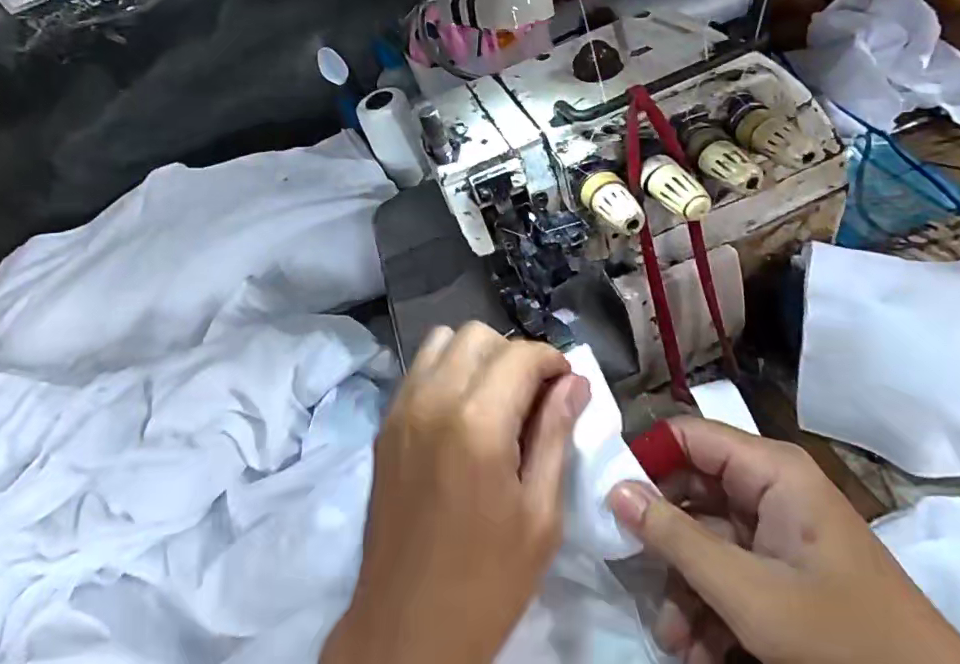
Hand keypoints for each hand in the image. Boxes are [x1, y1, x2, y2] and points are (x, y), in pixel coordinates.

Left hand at [322, 323, 590, 663]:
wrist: (406, 624)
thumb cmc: (488, 579)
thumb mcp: (540, 514)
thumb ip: (555, 435)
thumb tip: (574, 384)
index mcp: (477, 421)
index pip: (520, 354)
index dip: (552, 360)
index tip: (568, 385)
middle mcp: (432, 398)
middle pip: (477, 335)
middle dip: (513, 354)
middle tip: (534, 396)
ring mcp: (401, 407)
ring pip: (441, 341)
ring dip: (476, 357)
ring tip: (497, 399)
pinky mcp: (385, 423)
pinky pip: (418, 369)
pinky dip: (446, 371)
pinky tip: (463, 413)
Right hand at [607, 418, 959, 663]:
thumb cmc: (840, 636)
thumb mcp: (747, 592)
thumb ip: (675, 537)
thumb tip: (615, 489)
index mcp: (770, 471)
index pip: (687, 436)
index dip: (645, 458)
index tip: (608, 495)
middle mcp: (771, 488)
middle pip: (691, 491)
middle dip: (663, 543)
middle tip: (634, 576)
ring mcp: (778, 530)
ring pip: (705, 538)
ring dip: (684, 588)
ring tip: (675, 641)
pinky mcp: (784, 569)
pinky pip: (729, 570)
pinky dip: (710, 606)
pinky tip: (699, 651)